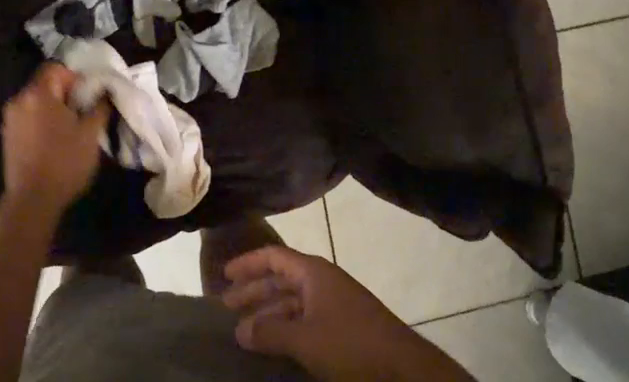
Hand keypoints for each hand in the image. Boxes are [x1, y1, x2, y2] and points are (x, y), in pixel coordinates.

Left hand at [1, 64, 110, 214]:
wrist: (32, 201)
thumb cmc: (64, 162)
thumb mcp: (90, 134)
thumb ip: (99, 107)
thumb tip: (104, 92)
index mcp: (38, 93)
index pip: (55, 68)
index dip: (73, 77)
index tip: (86, 98)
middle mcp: (19, 100)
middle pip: (44, 84)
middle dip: (64, 94)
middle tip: (81, 114)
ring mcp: (10, 119)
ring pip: (35, 102)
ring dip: (52, 109)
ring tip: (68, 130)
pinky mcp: (7, 137)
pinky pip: (27, 117)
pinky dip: (40, 122)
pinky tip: (52, 143)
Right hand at [224, 246, 457, 381]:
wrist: (404, 370)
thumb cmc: (352, 345)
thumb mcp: (305, 340)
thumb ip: (270, 333)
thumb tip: (240, 330)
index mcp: (314, 272)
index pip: (273, 257)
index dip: (248, 264)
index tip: (224, 276)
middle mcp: (323, 281)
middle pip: (281, 279)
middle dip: (254, 292)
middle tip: (227, 308)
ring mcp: (336, 304)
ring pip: (294, 302)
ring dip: (269, 314)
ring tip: (245, 332)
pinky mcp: (345, 328)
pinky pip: (306, 320)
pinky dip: (287, 328)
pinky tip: (275, 346)